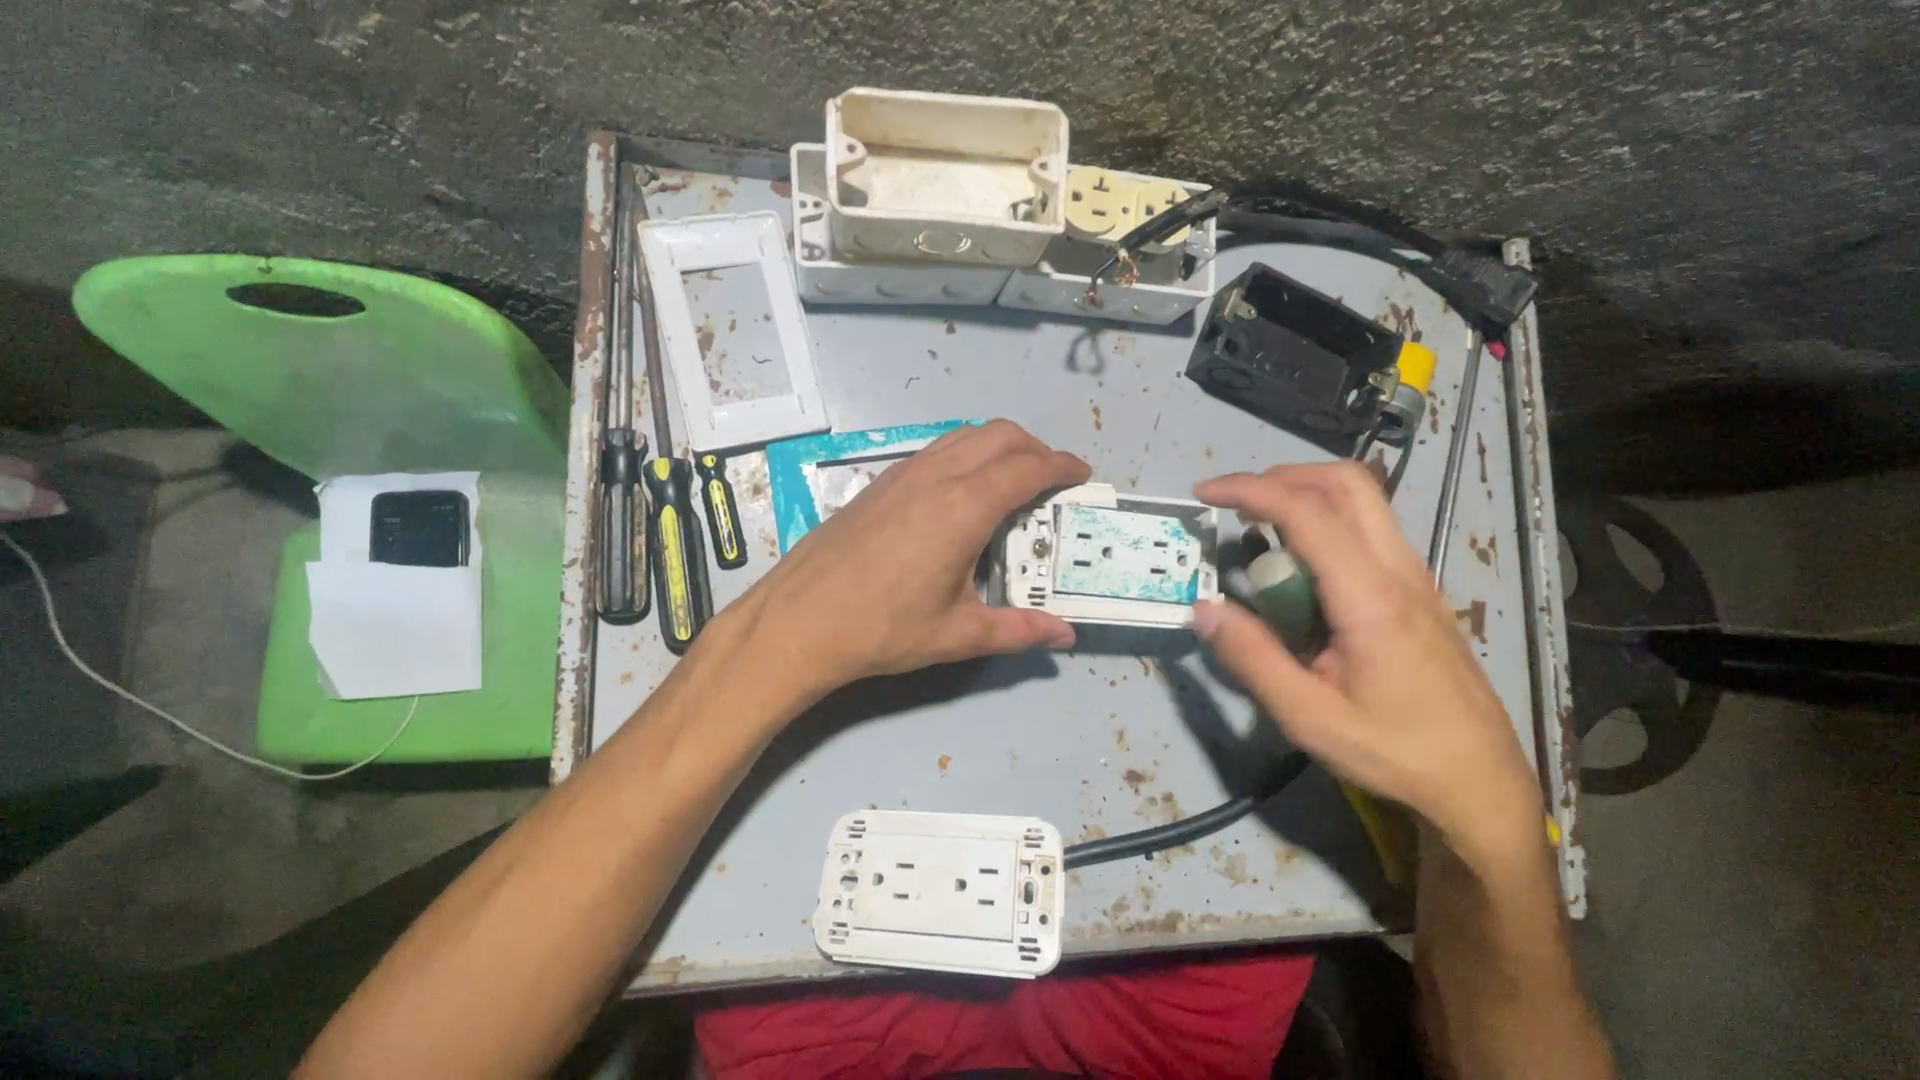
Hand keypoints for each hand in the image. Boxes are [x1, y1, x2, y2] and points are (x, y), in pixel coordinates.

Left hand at [737, 420, 1089, 692]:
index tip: (1081, 474)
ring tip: (1012, 482)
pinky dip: (966, 455)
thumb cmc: (882, 629)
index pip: (1027, 468)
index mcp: (964, 508)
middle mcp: (936, 476)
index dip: (1061, 466)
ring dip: (999, 447)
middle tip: (1052, 480)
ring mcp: (902, 474)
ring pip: (964, 436)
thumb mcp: (958, 635)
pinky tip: (962, 495)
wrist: (799, 620)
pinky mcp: (879, 482)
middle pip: (999, 435)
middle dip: (1035, 448)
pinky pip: (937, 450)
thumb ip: (1018, 631)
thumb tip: (1065, 636)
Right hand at [1190, 462, 1541, 863]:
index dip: (1250, 490)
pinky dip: (1327, 522)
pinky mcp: (1420, 591)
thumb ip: (1252, 658)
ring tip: (1260, 532)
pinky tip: (1300, 569)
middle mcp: (1399, 571)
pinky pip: (1370, 531)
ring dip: (1306, 496)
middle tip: (1236, 504)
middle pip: (1347, 483)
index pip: (1307, 513)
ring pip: (1364, 502)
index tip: (1205, 493)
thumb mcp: (1309, 717)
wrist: (1481, 779)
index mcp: (1370, 598)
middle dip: (1283, 476)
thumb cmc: (1394, 751)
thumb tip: (1203, 607)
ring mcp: (1416, 577)